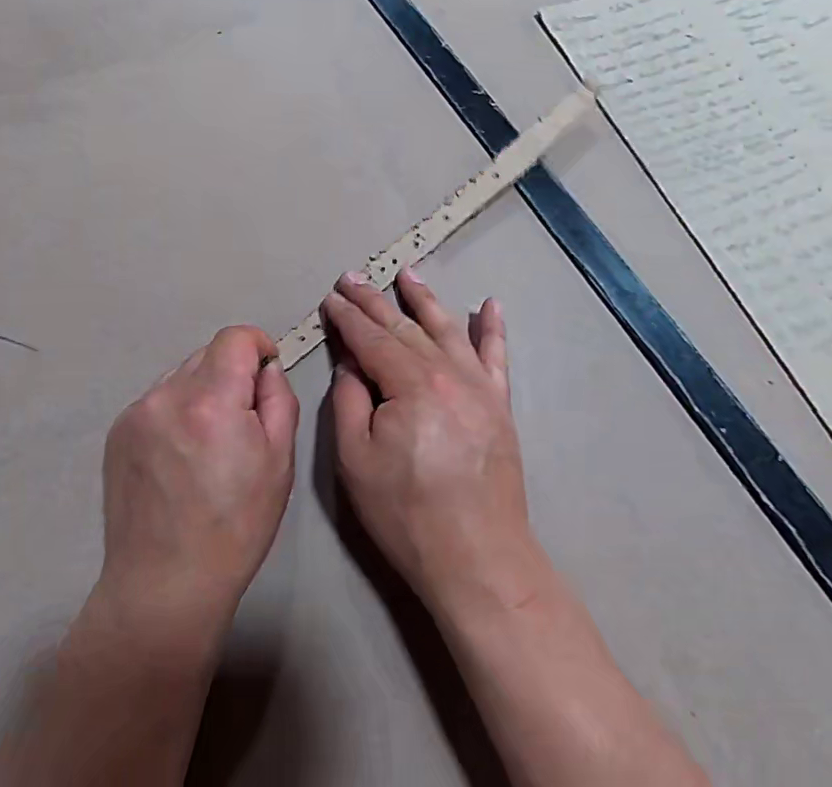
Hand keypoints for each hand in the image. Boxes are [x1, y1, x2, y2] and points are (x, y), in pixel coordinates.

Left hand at [95, 326, 299, 637]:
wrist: (165, 582)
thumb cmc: (235, 527)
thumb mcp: (279, 462)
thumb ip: (278, 400)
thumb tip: (265, 369)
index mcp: (210, 400)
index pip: (234, 337)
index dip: (257, 347)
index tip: (265, 375)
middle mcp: (166, 395)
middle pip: (207, 354)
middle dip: (230, 375)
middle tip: (240, 424)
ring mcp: (135, 413)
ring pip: (180, 377)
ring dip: (200, 393)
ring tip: (206, 446)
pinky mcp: (117, 433)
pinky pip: (156, 402)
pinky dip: (175, 413)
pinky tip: (179, 458)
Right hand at [322, 270, 540, 612]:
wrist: (477, 557)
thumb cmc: (406, 512)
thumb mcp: (356, 459)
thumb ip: (349, 401)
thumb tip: (351, 363)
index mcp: (411, 385)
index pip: (371, 339)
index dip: (348, 317)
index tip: (331, 297)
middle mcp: (448, 374)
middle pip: (406, 328)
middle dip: (376, 301)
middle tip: (354, 277)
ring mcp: (480, 388)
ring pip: (448, 331)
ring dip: (425, 300)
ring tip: (408, 273)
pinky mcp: (500, 406)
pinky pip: (496, 357)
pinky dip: (492, 329)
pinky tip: (490, 305)